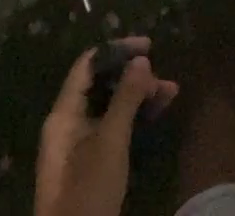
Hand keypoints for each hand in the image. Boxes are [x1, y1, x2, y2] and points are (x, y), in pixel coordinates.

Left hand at [35, 37, 180, 215]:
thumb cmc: (88, 189)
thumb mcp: (110, 141)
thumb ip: (125, 98)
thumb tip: (140, 59)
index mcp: (64, 113)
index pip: (88, 65)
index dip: (117, 50)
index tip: (149, 46)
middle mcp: (68, 122)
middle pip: (101, 83)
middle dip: (134, 75)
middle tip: (164, 78)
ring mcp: (79, 142)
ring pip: (110, 104)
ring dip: (139, 95)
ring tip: (171, 93)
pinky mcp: (91, 159)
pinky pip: (113, 124)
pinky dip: (135, 115)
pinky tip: (157, 112)